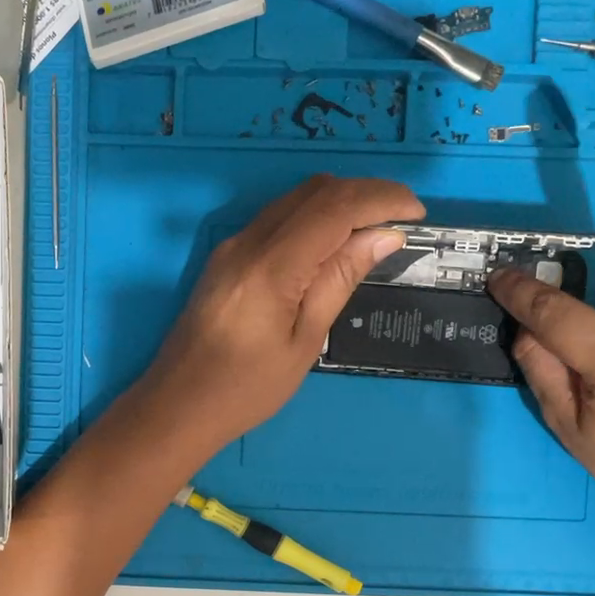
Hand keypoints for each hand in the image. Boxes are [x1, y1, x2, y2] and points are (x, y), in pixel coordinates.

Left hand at [140, 174, 424, 452]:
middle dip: (364, 194)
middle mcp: (247, 242)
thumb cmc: (246, 388)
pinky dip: (312, 218)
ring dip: (338, 202)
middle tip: (401, 220)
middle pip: (314, 191)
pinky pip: (276, 218)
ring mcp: (231, 246)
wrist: (177, 404)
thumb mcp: (304, 341)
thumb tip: (384, 235)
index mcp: (271, 265)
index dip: (381, 199)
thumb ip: (340, 279)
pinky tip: (332, 245)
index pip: (335, 207)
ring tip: (374, 231)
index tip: (417, 213)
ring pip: (293, 200)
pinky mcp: (225, 258)